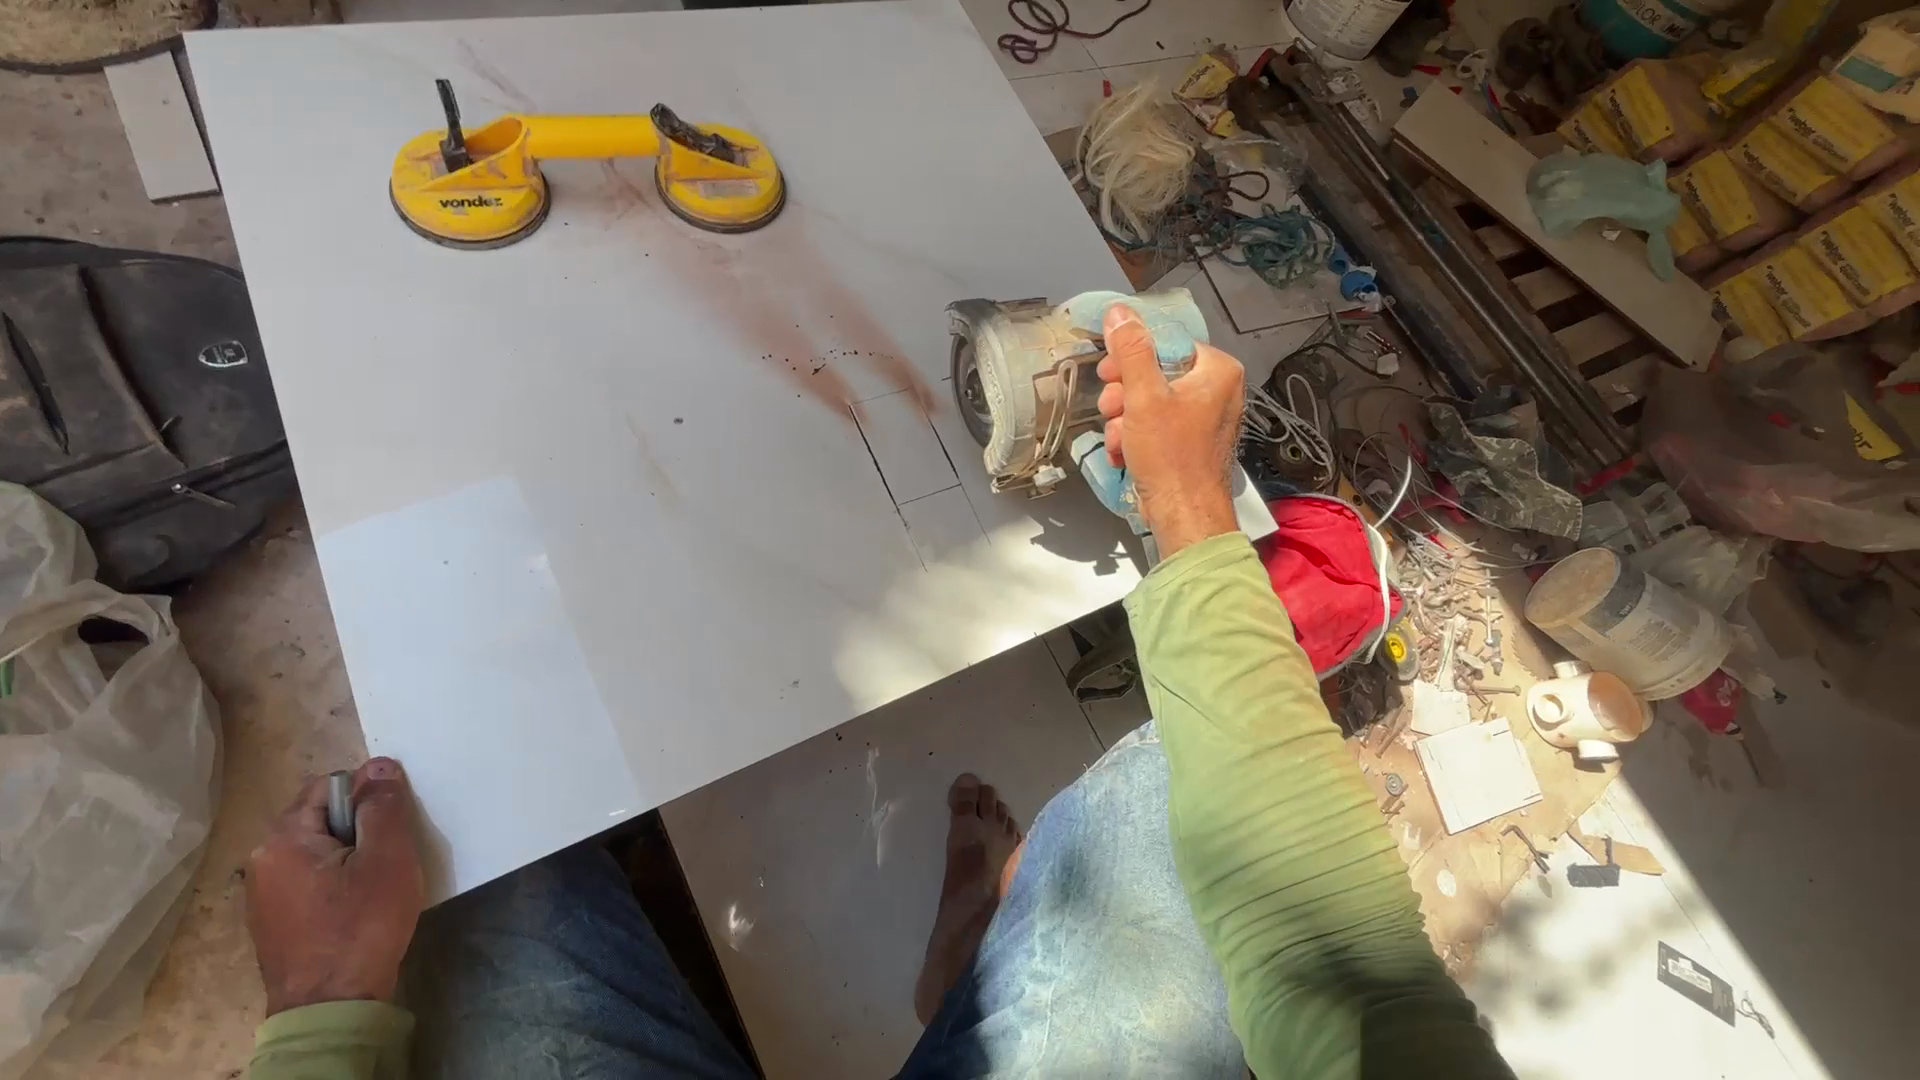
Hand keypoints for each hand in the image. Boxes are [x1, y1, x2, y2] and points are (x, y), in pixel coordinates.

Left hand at [247, 757, 424, 1015]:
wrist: (332, 1004)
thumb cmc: (362, 924)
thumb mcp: (387, 857)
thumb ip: (382, 806)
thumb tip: (378, 764)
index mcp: (282, 840)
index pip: (329, 787)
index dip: (368, 798)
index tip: (393, 825)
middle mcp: (262, 861)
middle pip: (324, 818)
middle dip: (362, 827)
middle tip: (392, 854)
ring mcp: (264, 894)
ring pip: (321, 848)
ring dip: (354, 854)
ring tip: (379, 881)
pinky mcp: (275, 919)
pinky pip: (314, 877)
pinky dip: (340, 879)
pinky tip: (360, 904)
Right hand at [1094, 303, 1243, 558]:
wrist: (1184, 515)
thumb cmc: (1170, 454)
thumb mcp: (1144, 396)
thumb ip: (1131, 351)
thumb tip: (1119, 311)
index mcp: (1217, 370)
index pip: (1165, 343)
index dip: (1130, 358)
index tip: (1108, 374)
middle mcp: (1216, 390)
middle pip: (1153, 374)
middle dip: (1124, 396)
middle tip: (1112, 411)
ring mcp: (1204, 419)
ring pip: (1148, 403)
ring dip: (1123, 421)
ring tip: (1121, 441)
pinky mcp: (1190, 444)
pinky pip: (1155, 427)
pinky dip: (1135, 439)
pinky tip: (1125, 454)